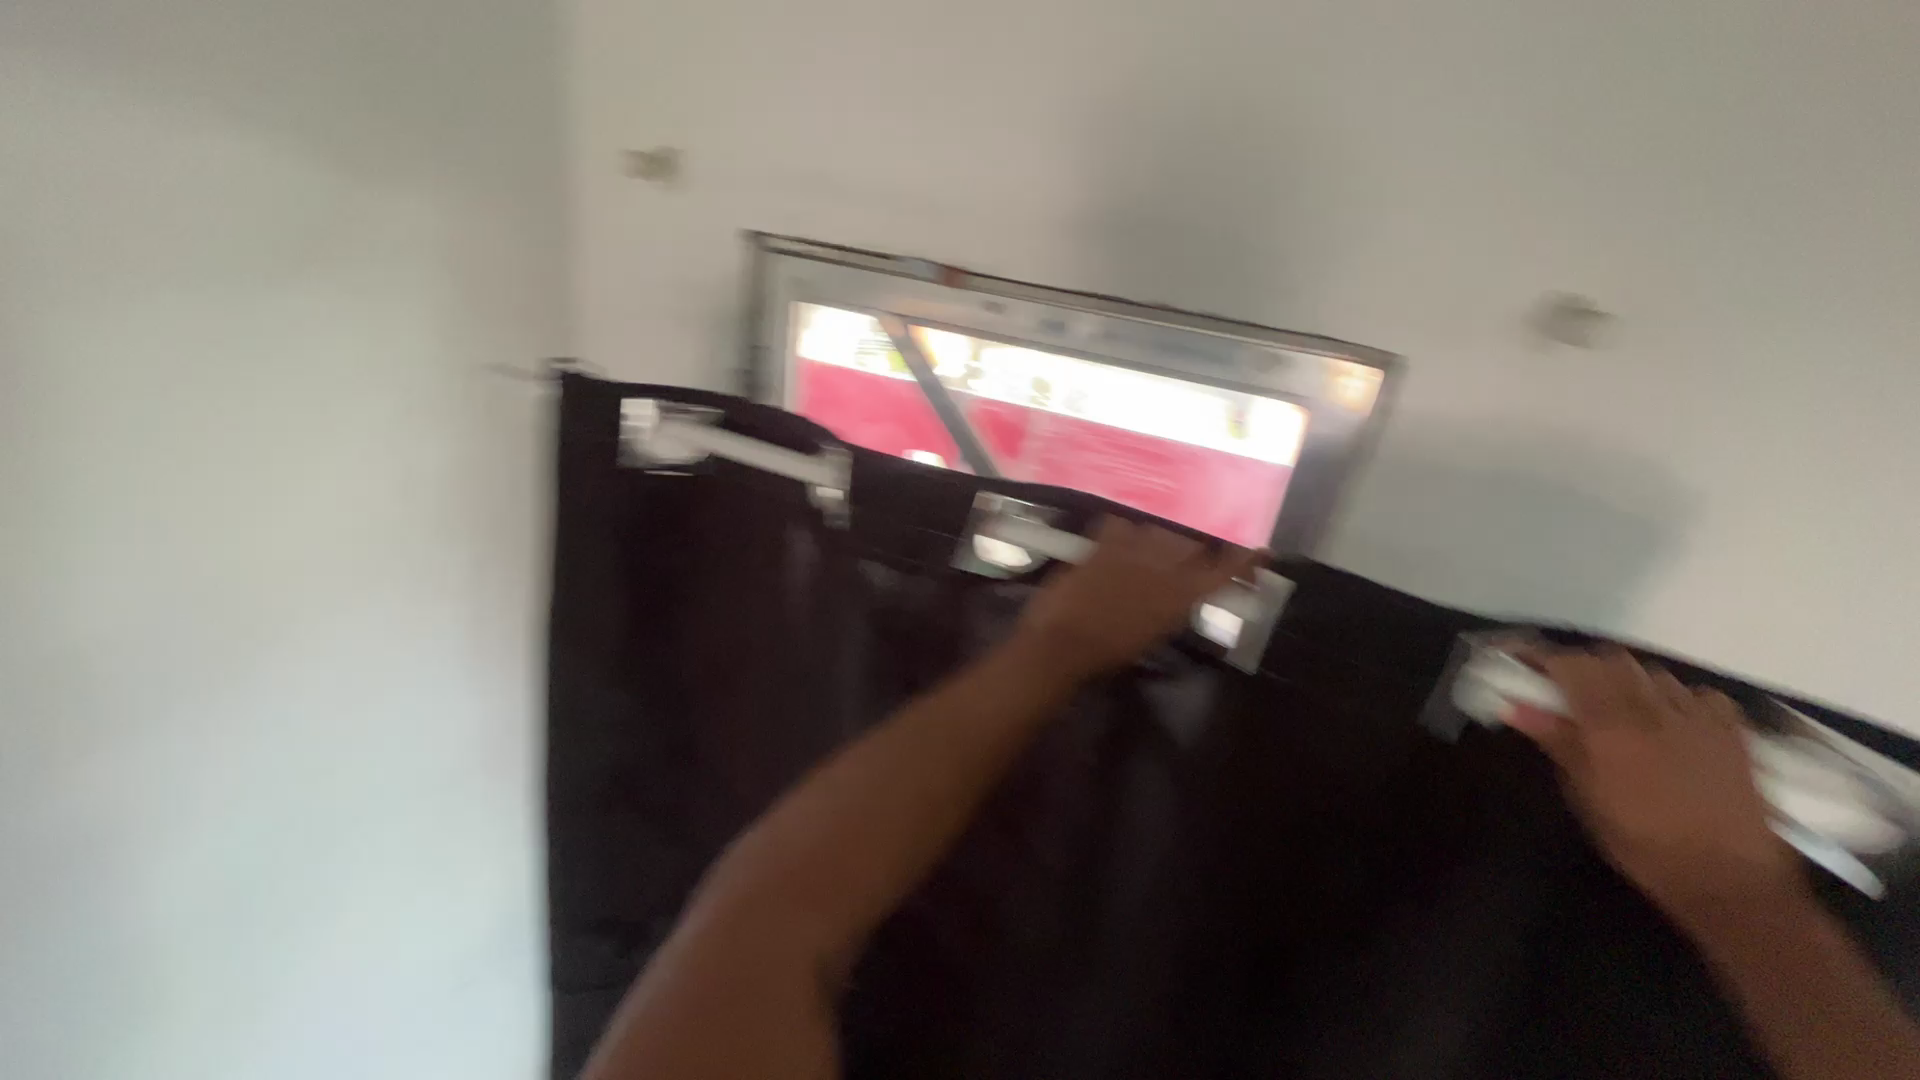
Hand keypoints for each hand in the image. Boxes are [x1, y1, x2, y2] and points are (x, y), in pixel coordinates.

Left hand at [1013, 517, 1262, 678]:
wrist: (1062, 643)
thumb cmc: (1107, 653)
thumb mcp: (1152, 635)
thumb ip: (1170, 610)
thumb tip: (1178, 596)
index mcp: (1180, 598)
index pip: (1223, 572)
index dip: (1244, 561)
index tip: (1262, 551)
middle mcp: (1162, 569)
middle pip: (1192, 545)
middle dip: (1193, 549)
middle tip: (1187, 558)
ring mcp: (1132, 551)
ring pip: (1159, 531)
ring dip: (1158, 541)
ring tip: (1148, 551)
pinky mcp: (1103, 544)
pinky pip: (1121, 525)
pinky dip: (1122, 531)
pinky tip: (1117, 539)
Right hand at [1508, 647, 1803, 928]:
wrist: (1729, 881)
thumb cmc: (1640, 843)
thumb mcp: (1585, 795)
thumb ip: (1557, 742)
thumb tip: (1516, 706)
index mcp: (1610, 727)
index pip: (1571, 666)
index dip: (1540, 657)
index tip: (1519, 661)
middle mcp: (1654, 712)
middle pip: (1612, 660)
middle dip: (1582, 665)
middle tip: (1563, 686)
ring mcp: (1699, 720)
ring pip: (1653, 673)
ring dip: (1626, 680)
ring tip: (1615, 705)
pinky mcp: (1734, 734)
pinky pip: (1699, 695)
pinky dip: (1675, 697)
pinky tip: (1669, 720)